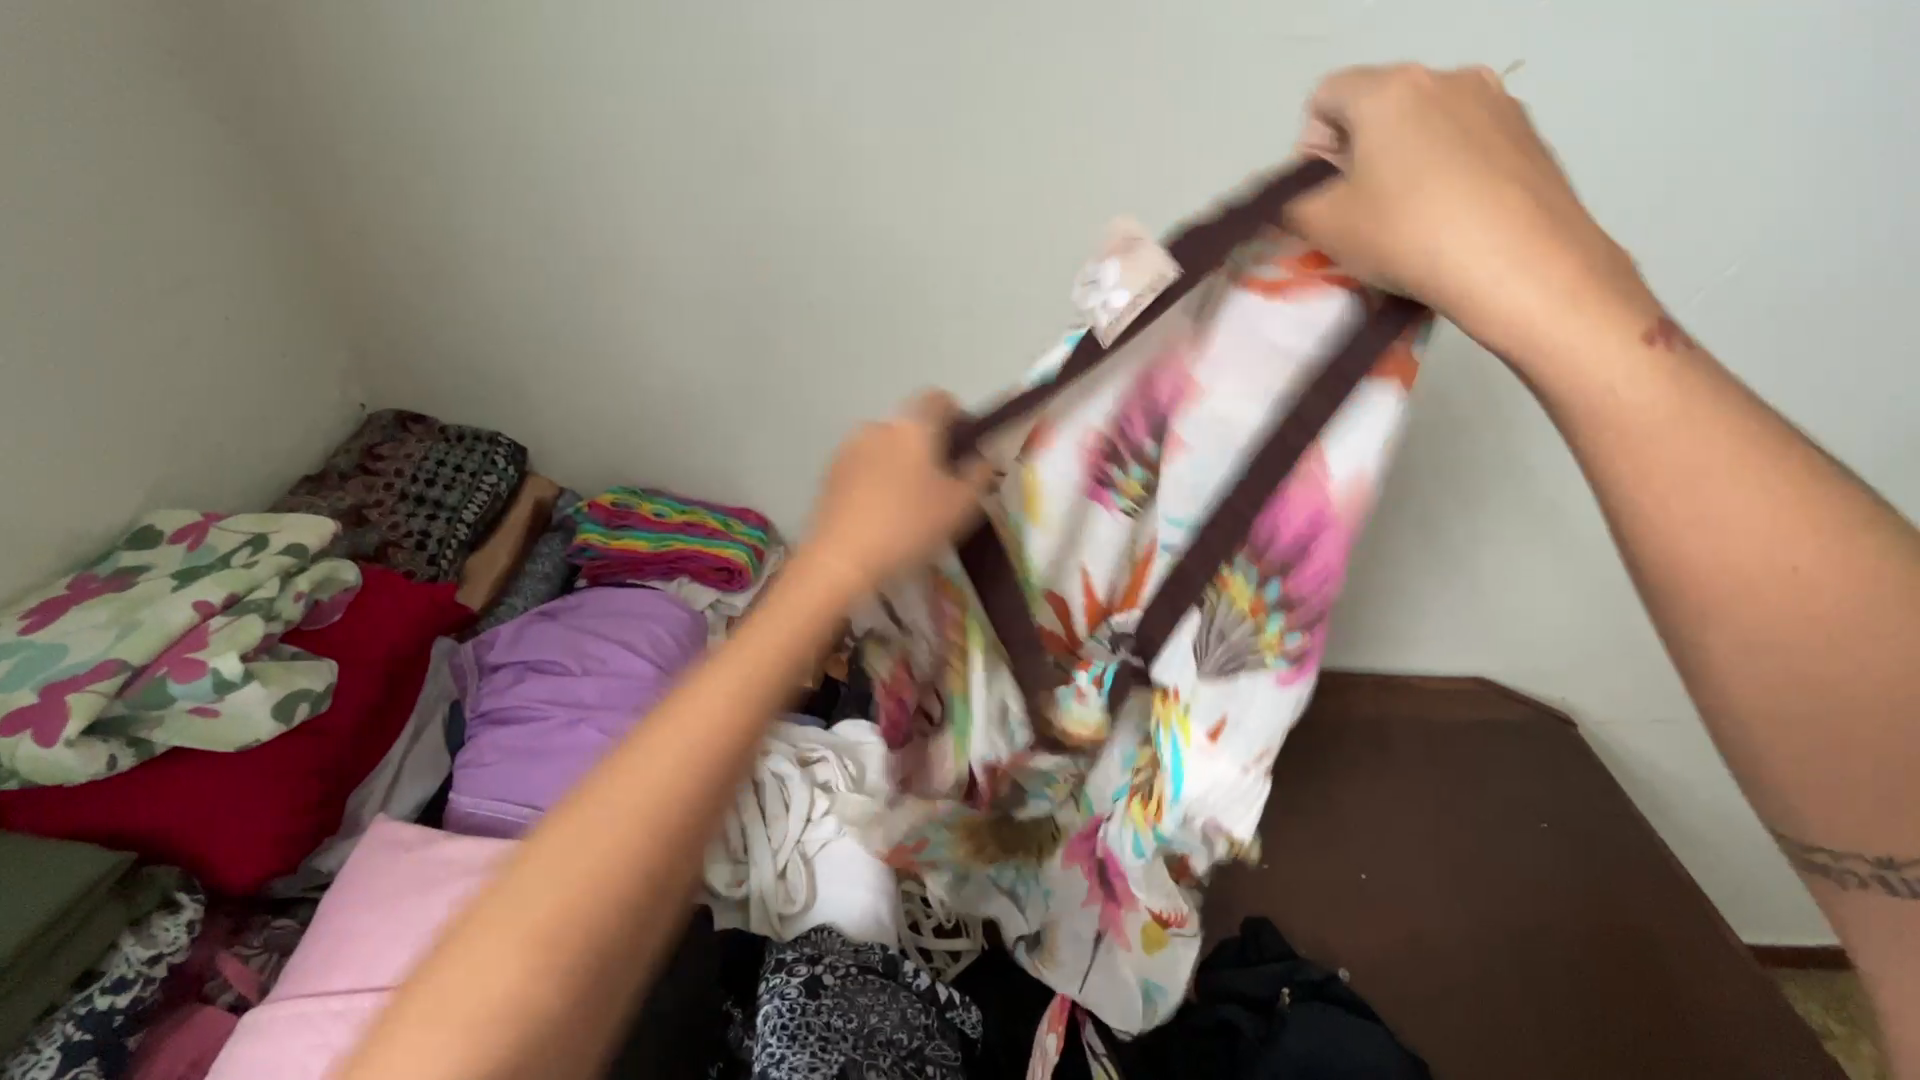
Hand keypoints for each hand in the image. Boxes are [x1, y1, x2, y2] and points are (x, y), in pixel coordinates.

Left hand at [805, 391, 994, 593]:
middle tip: (941, 486)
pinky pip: (863, 467)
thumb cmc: (909, 526)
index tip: (965, 447)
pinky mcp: (829, 473)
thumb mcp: (961, 506)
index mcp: (913, 426)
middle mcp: (878, 426)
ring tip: (907, 505)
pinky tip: (880, 515)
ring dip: (900, 465)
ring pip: (885, 448)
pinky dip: (875, 481)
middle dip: (928, 449)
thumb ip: (979, 475)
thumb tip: (983, 459)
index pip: (939, 399)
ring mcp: (848, 449)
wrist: (841, 559)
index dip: (957, 417)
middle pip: (911, 427)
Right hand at [1284, 63, 1653, 357]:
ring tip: (1411, 221)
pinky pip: (1466, 145)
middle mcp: (1445, 78)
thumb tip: (1298, 196)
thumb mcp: (1323, 226)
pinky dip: (1448, 175)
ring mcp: (1495, 102)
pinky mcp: (1529, 134)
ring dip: (1403, 164)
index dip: (1310, 148)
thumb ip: (1290, 203)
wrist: (1521, 266)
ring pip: (1424, 127)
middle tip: (1362, 214)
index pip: (1324, 97)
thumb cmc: (1407, 235)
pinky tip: (1453, 220)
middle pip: (1377, 109)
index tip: (1324, 195)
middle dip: (1358, 155)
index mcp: (1388, 89)